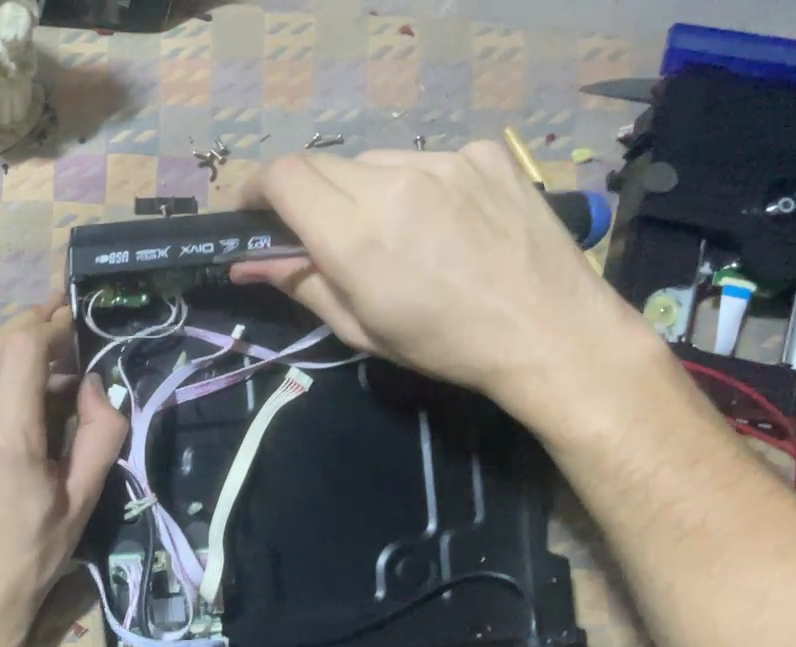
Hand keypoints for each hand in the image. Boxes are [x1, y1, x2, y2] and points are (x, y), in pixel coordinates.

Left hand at [0, 304, 127, 646]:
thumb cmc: (35, 555)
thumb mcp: (84, 500)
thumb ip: (100, 433)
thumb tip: (94, 384)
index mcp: (7, 438)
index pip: (21, 348)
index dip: (50, 324)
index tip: (76, 319)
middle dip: (30, 328)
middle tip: (65, 330)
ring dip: (9, 355)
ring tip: (47, 373)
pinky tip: (14, 407)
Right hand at [233, 143, 658, 421]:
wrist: (548, 330)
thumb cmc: (441, 343)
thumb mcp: (358, 326)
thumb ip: (299, 284)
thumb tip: (247, 263)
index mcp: (356, 234)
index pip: (283, 177)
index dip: (255, 188)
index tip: (250, 212)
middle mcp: (394, 182)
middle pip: (321, 165)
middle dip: (303, 196)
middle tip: (312, 234)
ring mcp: (444, 160)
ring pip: (371, 162)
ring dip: (357, 191)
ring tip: (386, 234)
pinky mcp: (483, 154)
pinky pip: (423, 160)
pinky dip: (410, 185)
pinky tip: (435, 221)